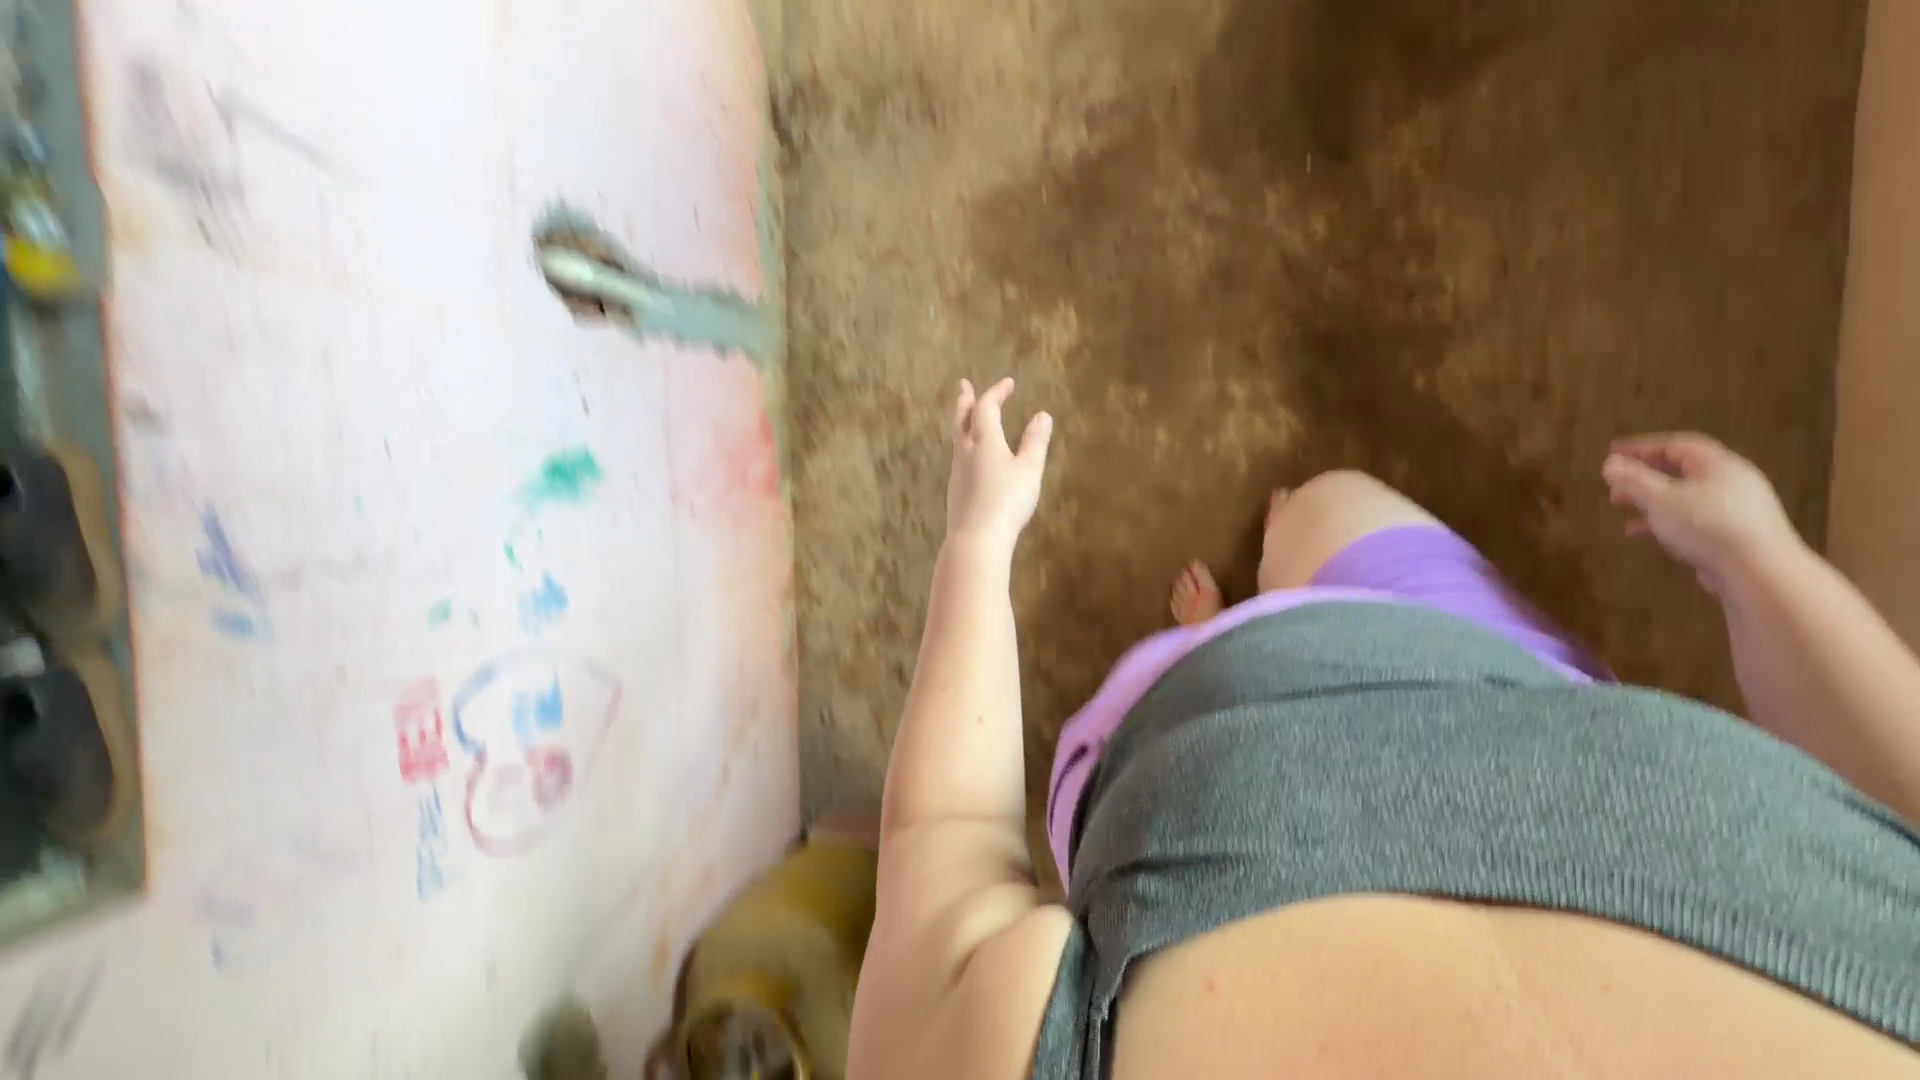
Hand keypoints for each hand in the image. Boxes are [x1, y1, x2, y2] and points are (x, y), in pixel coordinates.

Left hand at [946, 377, 1051, 550]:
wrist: (976, 539)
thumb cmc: (1007, 502)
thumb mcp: (1029, 471)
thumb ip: (1035, 442)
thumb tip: (1042, 416)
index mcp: (985, 441)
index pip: (986, 407)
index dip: (996, 392)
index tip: (1008, 383)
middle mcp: (966, 452)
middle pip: (961, 419)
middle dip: (965, 400)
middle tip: (964, 386)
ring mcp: (957, 472)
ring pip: (957, 439)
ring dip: (962, 422)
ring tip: (967, 417)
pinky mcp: (956, 490)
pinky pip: (959, 457)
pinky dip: (964, 445)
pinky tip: (970, 456)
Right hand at [1602, 433, 1803, 591]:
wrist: (1758, 570)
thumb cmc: (1705, 526)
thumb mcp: (1660, 500)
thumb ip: (1633, 480)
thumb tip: (1609, 463)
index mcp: (1717, 464)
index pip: (1675, 445)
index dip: (1641, 447)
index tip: (1611, 452)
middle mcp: (1730, 480)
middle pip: (1680, 470)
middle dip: (1642, 476)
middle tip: (1614, 486)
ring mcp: (1734, 507)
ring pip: (1683, 495)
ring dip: (1649, 499)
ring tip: (1622, 509)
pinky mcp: (1733, 531)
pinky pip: (1692, 517)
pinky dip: (1664, 520)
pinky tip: (1642, 534)